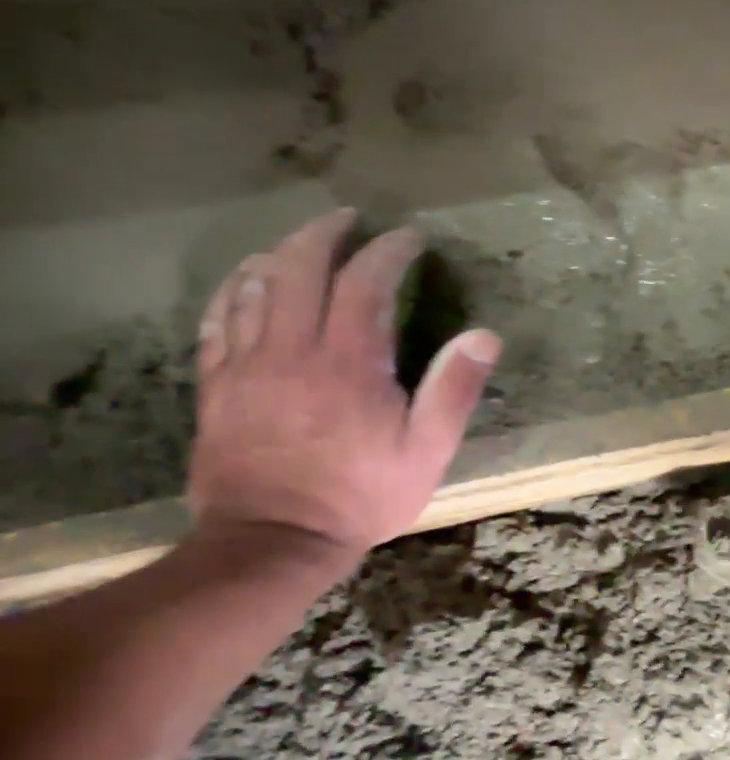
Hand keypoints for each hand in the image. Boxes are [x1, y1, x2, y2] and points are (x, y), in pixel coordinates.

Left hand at [188, 209, 499, 563]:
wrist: (273, 540)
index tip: (410, 238)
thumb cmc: (363, 495)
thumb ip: (454, 390)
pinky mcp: (218, 386)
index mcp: (349, 363)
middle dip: (325, 235)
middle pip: (299, 270)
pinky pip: (217, 321)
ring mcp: (247, 366)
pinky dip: (232, 290)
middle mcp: (292, 351)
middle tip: (349, 219)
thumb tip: (484, 335)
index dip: (388, 251)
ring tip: (301, 244)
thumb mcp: (428, 451)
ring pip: (254, 288)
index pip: (365, 284)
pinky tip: (246, 281)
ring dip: (280, 255)